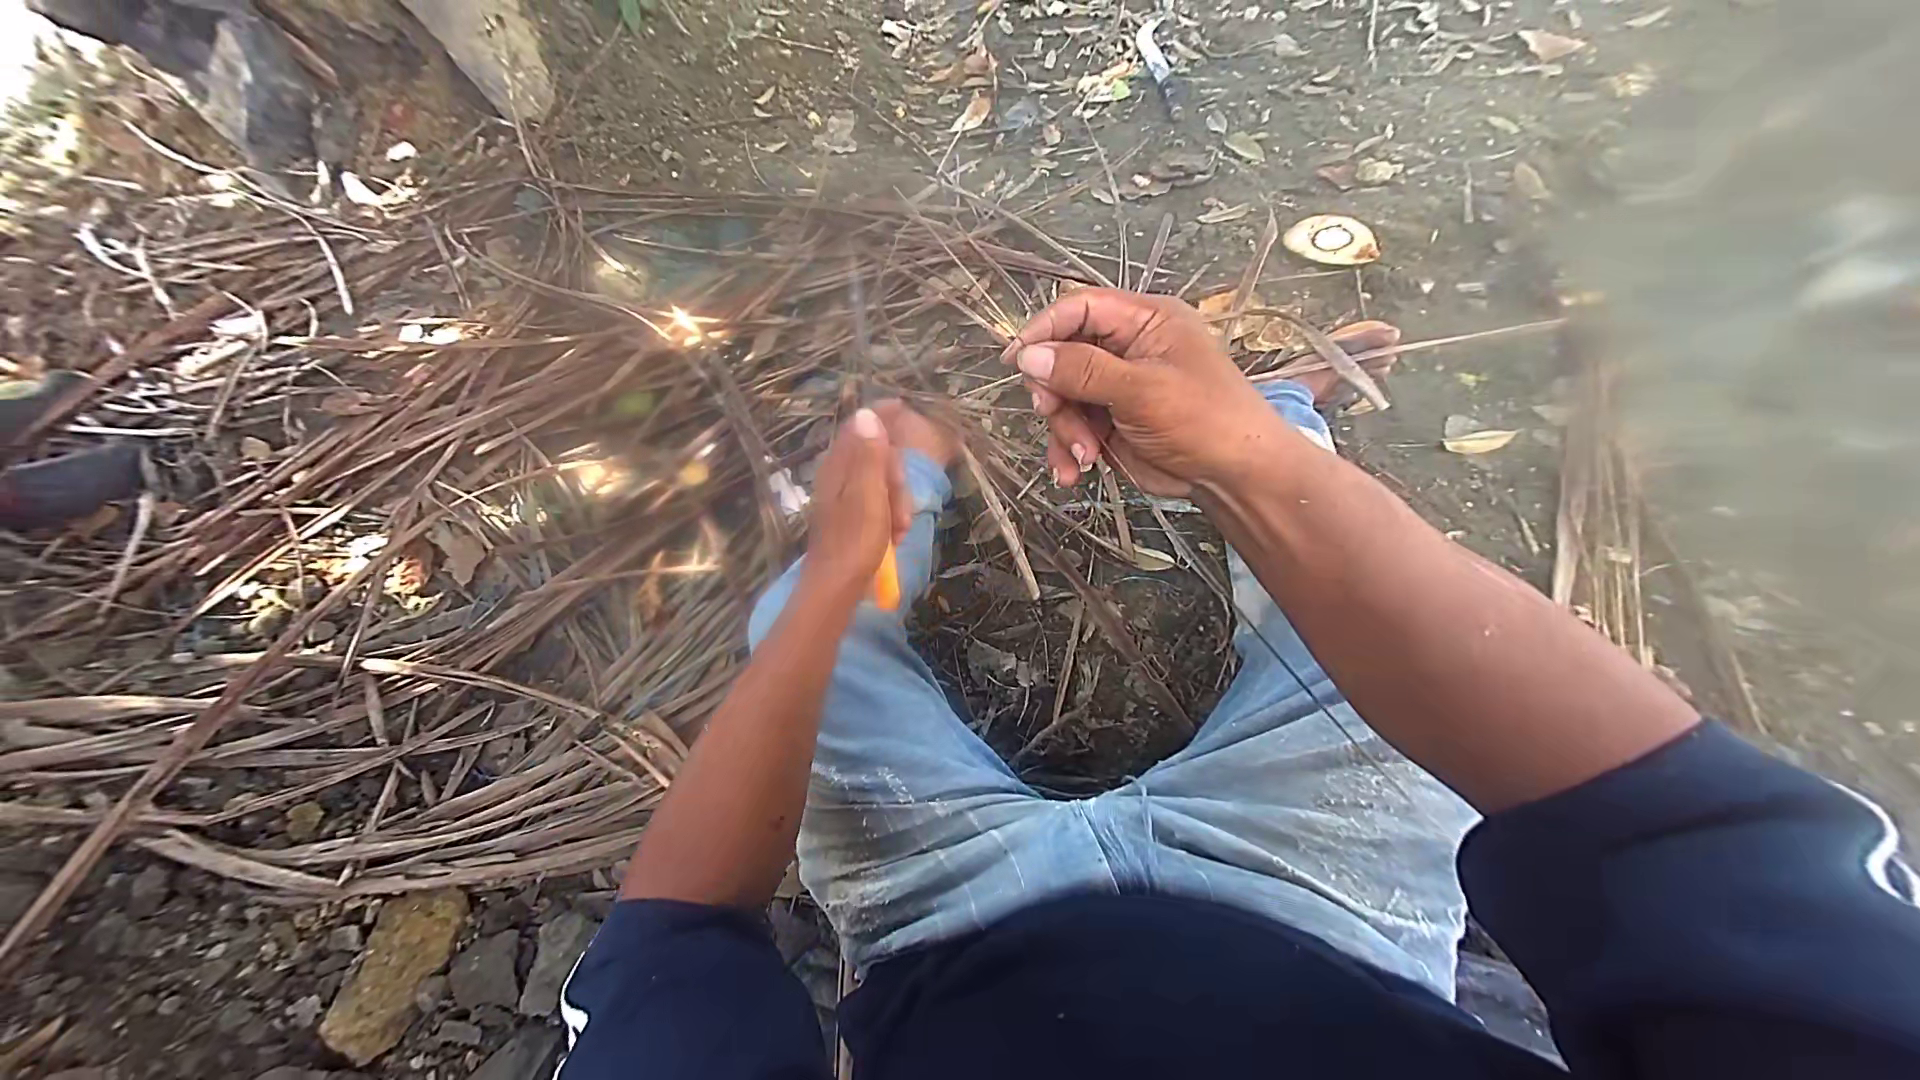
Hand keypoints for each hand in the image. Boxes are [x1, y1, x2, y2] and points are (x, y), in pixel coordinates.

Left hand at [803, 408, 912, 601]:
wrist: (837, 586)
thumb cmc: (855, 541)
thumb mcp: (869, 495)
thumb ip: (869, 455)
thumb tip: (867, 414)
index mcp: (838, 466)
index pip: (860, 426)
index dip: (882, 416)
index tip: (905, 408)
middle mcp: (837, 476)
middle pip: (876, 455)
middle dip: (896, 477)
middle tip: (902, 505)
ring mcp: (843, 496)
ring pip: (880, 481)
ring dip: (897, 501)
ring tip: (900, 528)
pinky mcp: (850, 516)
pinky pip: (877, 502)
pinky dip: (890, 515)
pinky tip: (894, 535)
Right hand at [1004, 289, 1292, 495]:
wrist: (1231, 475)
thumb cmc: (1203, 419)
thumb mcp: (1141, 390)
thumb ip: (1082, 371)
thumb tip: (1028, 356)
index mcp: (1144, 322)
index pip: (1080, 308)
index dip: (1044, 330)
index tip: (1016, 359)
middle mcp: (1126, 349)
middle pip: (1063, 357)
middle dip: (1055, 392)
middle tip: (1052, 412)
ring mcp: (1115, 388)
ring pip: (1063, 398)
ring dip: (1064, 429)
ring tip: (1084, 454)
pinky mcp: (1109, 423)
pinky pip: (1072, 428)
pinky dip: (1068, 450)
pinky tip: (1075, 470)